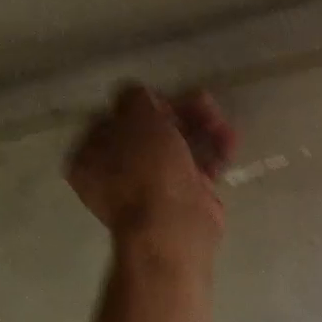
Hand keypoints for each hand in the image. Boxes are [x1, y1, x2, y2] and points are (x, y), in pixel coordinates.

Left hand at [66, 84, 238, 251]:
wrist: (174, 226)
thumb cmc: (148, 171)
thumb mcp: (137, 121)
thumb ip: (136, 99)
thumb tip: (141, 95)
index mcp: (92, 155)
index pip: (118, 117)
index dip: (147, 104)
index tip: (170, 100)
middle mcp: (117, 170)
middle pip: (153, 129)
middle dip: (183, 114)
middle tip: (206, 107)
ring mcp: (151, 183)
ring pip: (179, 144)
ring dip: (204, 129)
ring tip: (223, 127)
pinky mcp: (183, 193)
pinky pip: (198, 163)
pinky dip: (214, 151)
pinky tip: (229, 144)